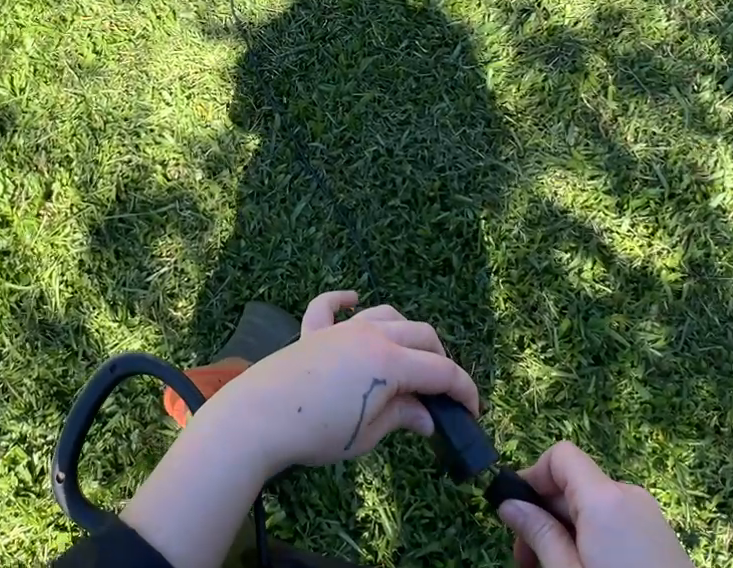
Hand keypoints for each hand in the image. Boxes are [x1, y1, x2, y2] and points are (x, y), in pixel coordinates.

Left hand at [189, 290, 480, 479]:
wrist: (260, 417)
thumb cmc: (317, 432)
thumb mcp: (368, 434)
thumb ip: (402, 417)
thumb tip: (428, 416)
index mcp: (390, 360)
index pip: (442, 371)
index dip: (465, 392)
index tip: (472, 413)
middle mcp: (370, 333)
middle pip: (422, 335)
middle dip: (440, 361)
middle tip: (441, 393)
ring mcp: (341, 328)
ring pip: (386, 314)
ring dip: (405, 333)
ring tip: (410, 358)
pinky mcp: (312, 332)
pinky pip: (330, 305)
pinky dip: (343, 300)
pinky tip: (352, 298)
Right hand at [496, 441, 693, 567]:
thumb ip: (538, 533)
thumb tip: (510, 503)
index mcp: (605, 498)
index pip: (561, 456)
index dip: (532, 476)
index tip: (514, 513)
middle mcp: (629, 497)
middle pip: (573, 486)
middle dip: (543, 516)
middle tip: (523, 561)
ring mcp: (651, 520)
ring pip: (592, 510)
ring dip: (564, 533)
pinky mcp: (663, 543)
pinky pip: (615, 527)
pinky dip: (591, 542)